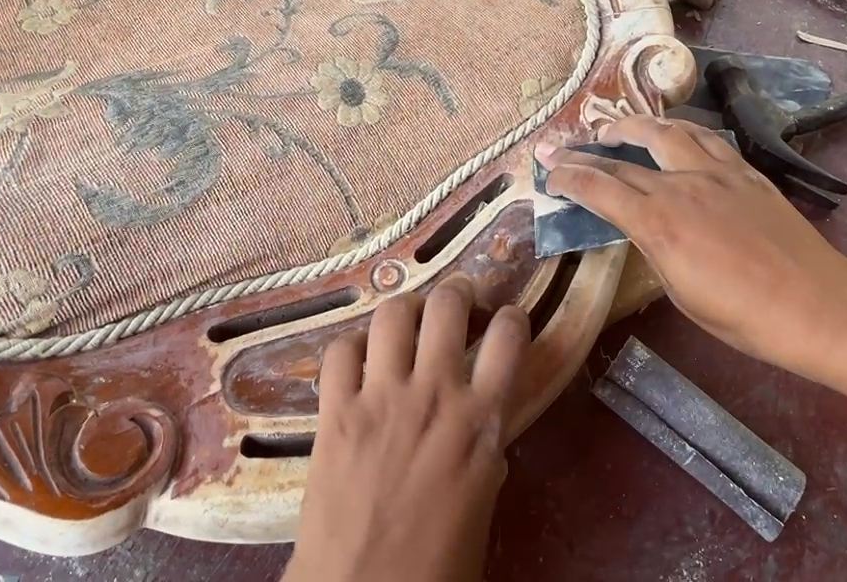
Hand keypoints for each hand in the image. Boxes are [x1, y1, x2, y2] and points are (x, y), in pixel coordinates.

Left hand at [282, 277, 530, 581]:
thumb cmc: (436, 566)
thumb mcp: (481, 504)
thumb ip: (484, 454)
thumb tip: (483, 428)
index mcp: (480, 421)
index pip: (510, 337)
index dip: (512, 317)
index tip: (508, 317)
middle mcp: (434, 394)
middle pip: (449, 306)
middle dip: (458, 291)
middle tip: (459, 299)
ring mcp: (380, 397)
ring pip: (394, 313)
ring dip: (407, 307)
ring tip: (410, 316)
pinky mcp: (334, 410)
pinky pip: (341, 350)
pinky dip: (353, 344)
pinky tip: (360, 356)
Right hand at [536, 115, 846, 378]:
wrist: (816, 305)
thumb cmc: (744, 317)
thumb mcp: (682, 294)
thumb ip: (656, 249)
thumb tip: (643, 227)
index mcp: (659, 222)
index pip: (601, 189)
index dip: (569, 177)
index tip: (549, 170)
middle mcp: (682, 185)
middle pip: (625, 157)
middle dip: (587, 151)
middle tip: (562, 146)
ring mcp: (717, 172)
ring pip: (667, 131)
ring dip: (635, 126)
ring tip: (615, 129)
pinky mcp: (745, 171)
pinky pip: (706, 138)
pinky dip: (680, 131)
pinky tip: (675, 134)